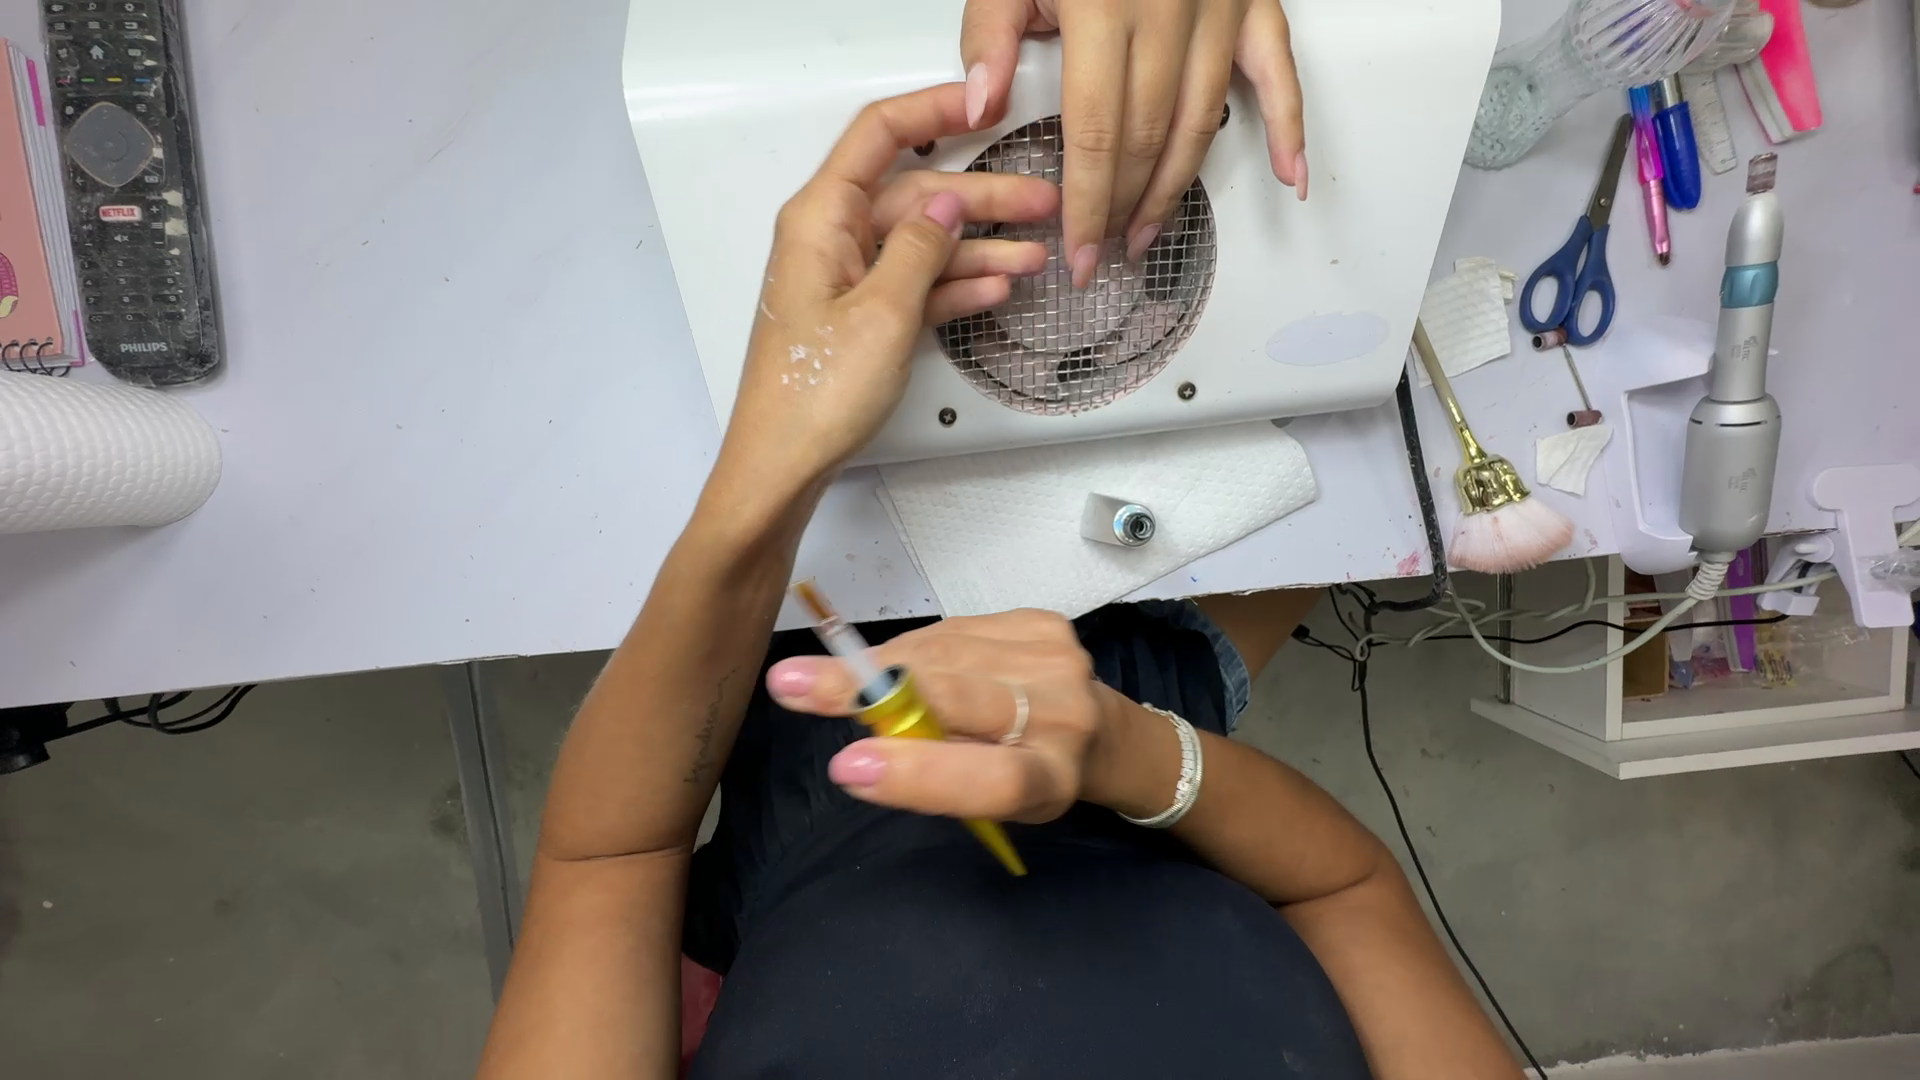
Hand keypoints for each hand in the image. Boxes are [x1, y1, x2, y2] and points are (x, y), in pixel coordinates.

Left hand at [716, 84, 1058, 499]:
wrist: (785, 462)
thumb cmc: (811, 396)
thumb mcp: (881, 312)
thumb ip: (919, 249)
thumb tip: (946, 207)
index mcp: (820, 219)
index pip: (881, 136)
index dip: (936, 111)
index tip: (986, 108)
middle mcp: (830, 242)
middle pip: (915, 197)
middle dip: (981, 202)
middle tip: (1039, 207)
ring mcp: (847, 282)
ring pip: (922, 247)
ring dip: (979, 251)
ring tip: (1033, 255)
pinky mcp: (861, 319)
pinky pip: (915, 288)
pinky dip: (954, 287)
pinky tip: (994, 286)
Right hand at [765, 610, 1136, 823]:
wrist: (1100, 728)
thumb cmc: (1035, 774)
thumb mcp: (996, 802)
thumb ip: (943, 769)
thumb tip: (866, 737)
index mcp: (1055, 777)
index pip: (993, 778)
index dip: (920, 773)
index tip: (848, 766)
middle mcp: (1064, 711)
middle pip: (959, 694)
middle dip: (867, 687)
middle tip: (789, 683)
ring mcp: (1056, 656)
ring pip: (942, 651)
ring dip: (882, 664)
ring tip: (837, 680)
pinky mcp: (1043, 621)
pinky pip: (953, 629)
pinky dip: (912, 647)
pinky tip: (900, 662)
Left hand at [961, 0, 1305, 285]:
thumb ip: (990, 33)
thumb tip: (980, 108)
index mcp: (1102, 6)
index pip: (1095, 136)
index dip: (1087, 207)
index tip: (1079, 256)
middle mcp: (1167, 10)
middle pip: (1146, 140)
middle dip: (1121, 207)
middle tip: (1102, 249)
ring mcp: (1217, 7)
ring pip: (1199, 124)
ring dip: (1172, 190)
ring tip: (1145, 235)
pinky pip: (1277, 70)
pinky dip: (1287, 126)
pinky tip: (1289, 176)